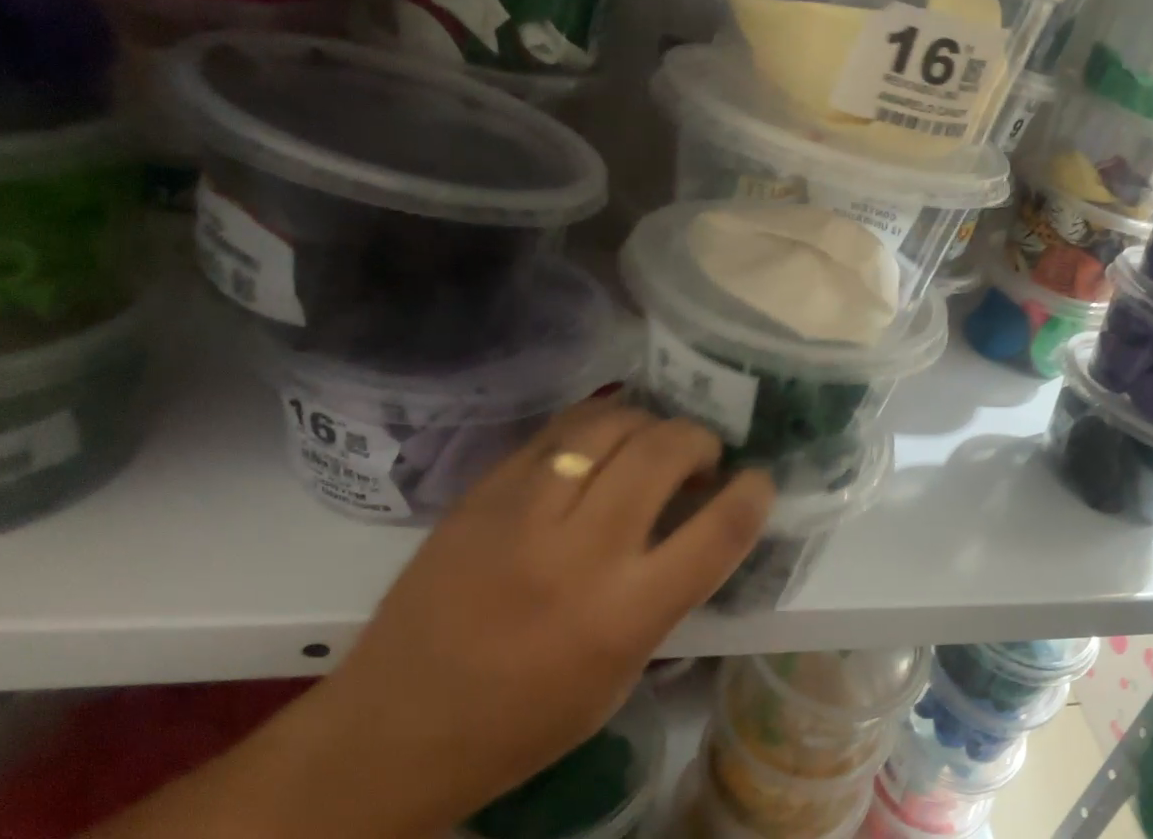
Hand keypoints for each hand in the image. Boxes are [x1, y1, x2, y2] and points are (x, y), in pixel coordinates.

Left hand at [93, 401, 773, 838]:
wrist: (393, 729)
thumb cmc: (523, 721)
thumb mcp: (620, 675)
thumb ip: (665, 596)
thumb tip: (698, 523)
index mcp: (623, 616)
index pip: (718, 531)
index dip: (753, 493)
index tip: (759, 481)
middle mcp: (578, 554)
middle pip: (663, 453)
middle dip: (700, 441)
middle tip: (702, 457)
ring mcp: (522, 515)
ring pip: (608, 424)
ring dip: (649, 423)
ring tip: (653, 443)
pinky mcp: (480, 494)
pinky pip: (555, 433)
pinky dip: (596, 426)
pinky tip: (602, 443)